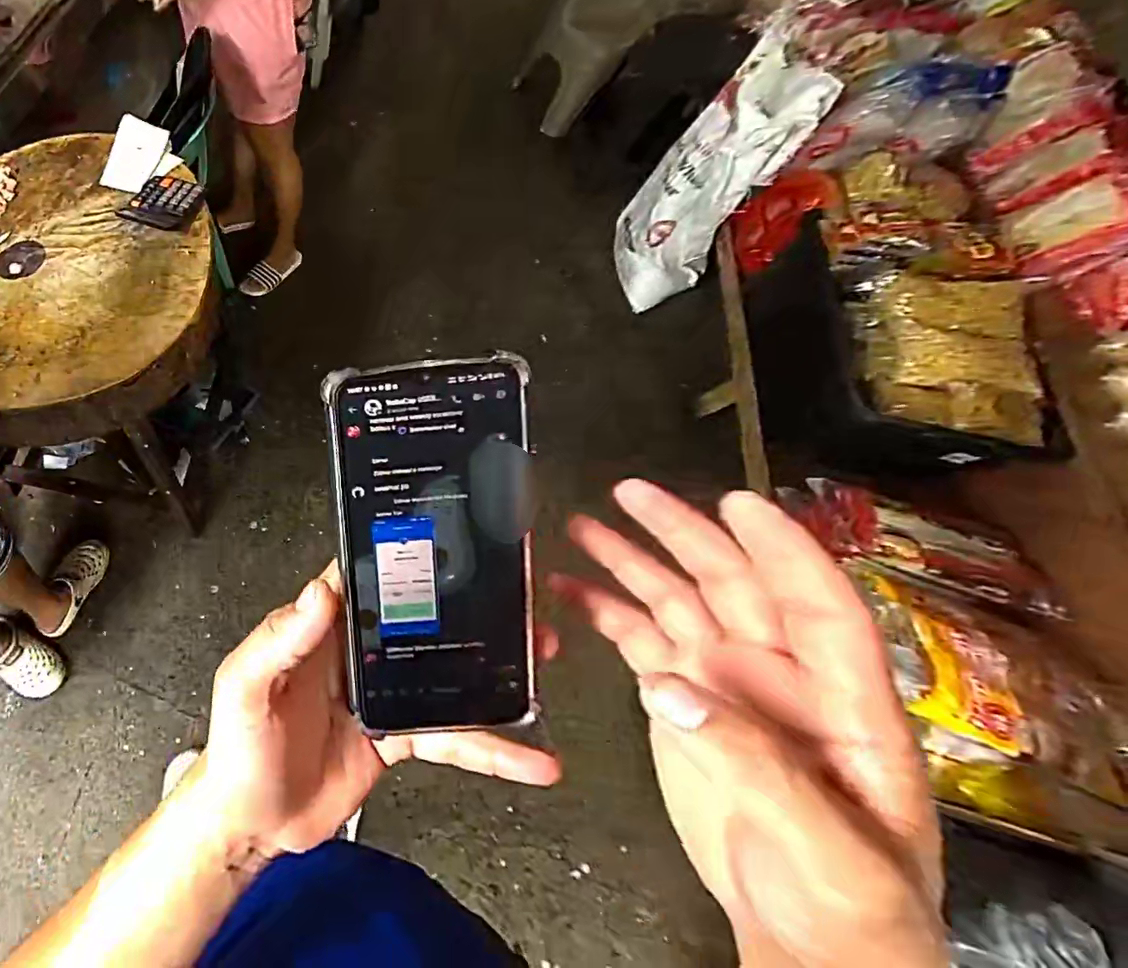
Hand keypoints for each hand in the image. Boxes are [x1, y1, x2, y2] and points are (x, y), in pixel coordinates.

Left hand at [179, 563, 560, 858]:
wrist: (253, 821)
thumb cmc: (237, 748)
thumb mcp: (246, 686)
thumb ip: (277, 640)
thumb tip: (316, 594)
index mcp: (314, 634)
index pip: (356, 581)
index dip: (392, 558)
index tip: (436, 541)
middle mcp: (348, 657)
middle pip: (413, 621)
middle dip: (461, 609)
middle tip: (508, 598)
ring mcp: (375, 697)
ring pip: (442, 674)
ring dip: (488, 670)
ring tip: (537, 660)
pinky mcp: (392, 738)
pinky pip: (447, 735)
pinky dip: (487, 746)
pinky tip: (523, 754)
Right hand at [553, 480, 944, 967]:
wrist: (802, 934)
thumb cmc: (846, 901)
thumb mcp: (823, 845)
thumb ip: (749, 761)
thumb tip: (667, 688)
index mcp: (840, 701)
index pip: (816, 606)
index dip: (781, 550)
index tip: (736, 502)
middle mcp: (776, 675)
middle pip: (729, 587)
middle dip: (681, 534)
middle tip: (628, 493)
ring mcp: (720, 683)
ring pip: (673, 603)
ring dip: (630, 562)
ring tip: (581, 527)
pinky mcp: (676, 700)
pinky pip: (637, 639)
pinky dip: (602, 610)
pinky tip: (569, 590)